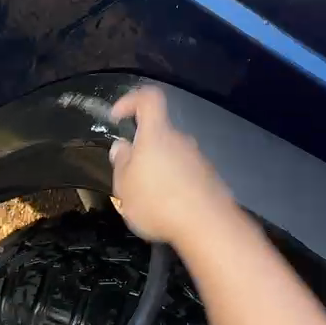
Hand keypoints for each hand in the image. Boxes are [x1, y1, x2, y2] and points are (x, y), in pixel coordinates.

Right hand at [109, 86, 238, 245]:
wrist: (206, 225)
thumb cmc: (156, 202)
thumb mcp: (124, 187)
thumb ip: (121, 163)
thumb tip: (122, 146)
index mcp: (156, 135)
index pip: (148, 99)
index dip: (130, 100)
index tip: (117, 117)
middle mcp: (180, 140)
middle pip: (158, 133)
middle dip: (142, 150)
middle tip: (129, 177)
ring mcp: (197, 158)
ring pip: (171, 155)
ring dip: (158, 170)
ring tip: (148, 199)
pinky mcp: (209, 177)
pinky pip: (185, 173)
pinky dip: (173, 184)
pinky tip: (168, 208)